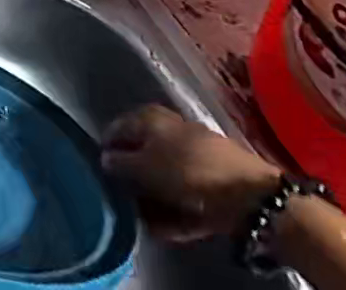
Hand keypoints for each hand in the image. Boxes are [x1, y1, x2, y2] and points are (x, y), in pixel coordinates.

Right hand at [101, 105, 280, 241]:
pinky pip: (181, 195)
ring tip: (139, 216)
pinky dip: (171, 210)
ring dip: (150, 195)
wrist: (247, 195)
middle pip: (141, 150)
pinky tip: (161, 228)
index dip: (107, 145)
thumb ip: (122, 162)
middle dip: (130, 173)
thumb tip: (104, 158)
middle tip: (118, 194)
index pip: (120, 125)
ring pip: (161, 174)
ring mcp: (191, 156)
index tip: (98, 167)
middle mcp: (170, 131)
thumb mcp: (146, 166)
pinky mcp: (207, 182)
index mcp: (152, 118)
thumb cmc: (187, 170)